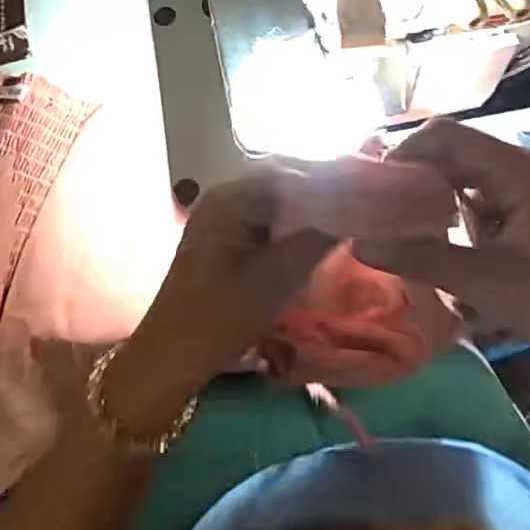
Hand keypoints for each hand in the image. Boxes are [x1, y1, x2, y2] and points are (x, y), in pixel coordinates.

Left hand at [101, 170, 336, 430]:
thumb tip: (352, 209)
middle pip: (279, 181)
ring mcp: (218, 217)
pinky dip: (287, 225)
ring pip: (273, 201)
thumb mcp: (279, 277)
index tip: (359, 190)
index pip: (287, 170)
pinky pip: (262, 219)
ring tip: (338, 221)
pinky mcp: (221, 238)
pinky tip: (309, 239)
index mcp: (229, 196)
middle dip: (316, 192)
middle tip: (353, 206)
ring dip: (303, 209)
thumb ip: (318, 237)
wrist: (171, 359)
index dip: (325, 177)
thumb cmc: (222, 314)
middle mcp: (222, 197)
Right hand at [353, 119, 529, 367]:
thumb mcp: (486, 283)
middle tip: (381, 206)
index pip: (447, 136)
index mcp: (519, 168)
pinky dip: (461, 209)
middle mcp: (527, 164)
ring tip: (405, 222)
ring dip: (438, 193)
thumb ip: (420, 259)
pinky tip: (445, 236)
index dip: (405, 151)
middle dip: (417, 174)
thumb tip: (359, 244)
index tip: (374, 185)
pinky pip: (488, 193)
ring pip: (470, 173)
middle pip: (457, 151)